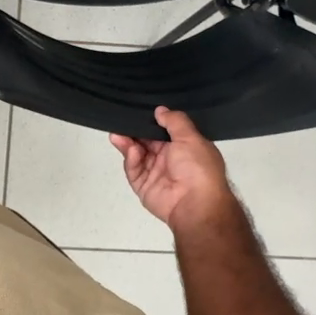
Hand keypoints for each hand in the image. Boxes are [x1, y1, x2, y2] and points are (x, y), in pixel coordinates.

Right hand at [109, 107, 236, 232]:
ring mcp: (155, 172)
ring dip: (127, 143)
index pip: (164, 131)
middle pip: (147, 141)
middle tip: (122, 120)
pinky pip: (134, 169)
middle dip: (135, 131)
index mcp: (185, 146)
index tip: (139, 110)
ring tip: (117, 134)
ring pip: (137, 154)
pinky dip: (131, 159)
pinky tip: (130, 150)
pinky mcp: (143, 185)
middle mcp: (170, 159)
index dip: (152, 121)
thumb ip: (174, 121)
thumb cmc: (198, 167)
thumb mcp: (190, 138)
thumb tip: (160, 110)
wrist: (195, 204)